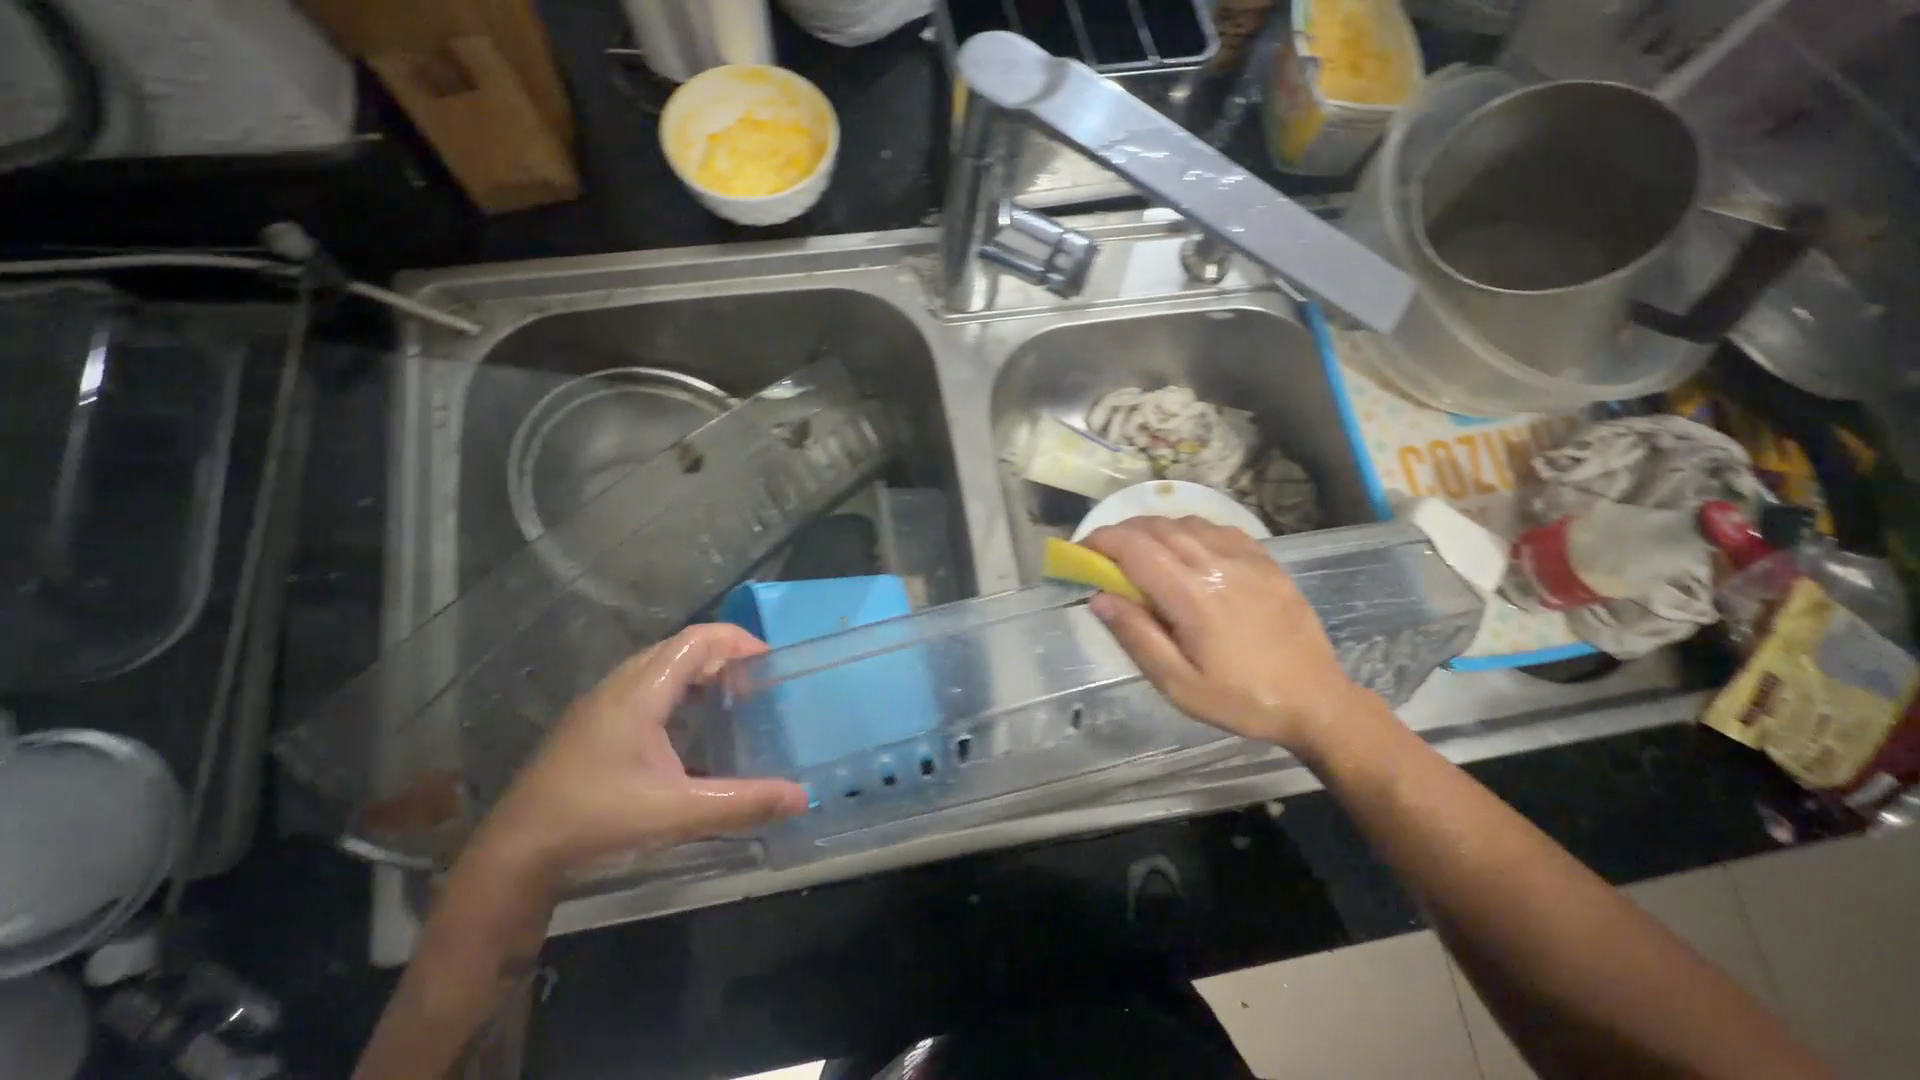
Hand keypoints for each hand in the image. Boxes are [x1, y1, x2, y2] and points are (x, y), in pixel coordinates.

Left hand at [471, 625, 809, 880]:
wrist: (516, 853)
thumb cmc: (597, 821)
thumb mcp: (679, 813)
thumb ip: (743, 803)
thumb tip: (802, 797)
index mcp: (640, 693)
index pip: (695, 640)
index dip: (737, 640)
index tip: (772, 661)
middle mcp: (618, 688)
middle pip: (677, 649)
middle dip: (722, 656)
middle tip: (759, 683)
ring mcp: (599, 707)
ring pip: (657, 670)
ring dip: (697, 675)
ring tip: (731, 700)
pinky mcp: (590, 728)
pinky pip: (643, 690)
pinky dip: (676, 694)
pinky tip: (689, 733)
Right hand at [1081, 517, 1372, 751]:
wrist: (1316, 701)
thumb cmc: (1241, 700)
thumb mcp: (1179, 684)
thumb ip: (1137, 637)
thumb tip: (1099, 597)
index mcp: (1193, 596)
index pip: (1134, 549)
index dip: (1101, 542)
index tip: (1079, 551)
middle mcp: (1218, 564)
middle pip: (1158, 528)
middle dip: (1122, 533)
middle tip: (1102, 555)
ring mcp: (1248, 558)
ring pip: (1188, 522)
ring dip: (1155, 530)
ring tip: (1140, 553)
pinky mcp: (1268, 561)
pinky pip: (1220, 529)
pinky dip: (1191, 531)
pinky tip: (1187, 551)